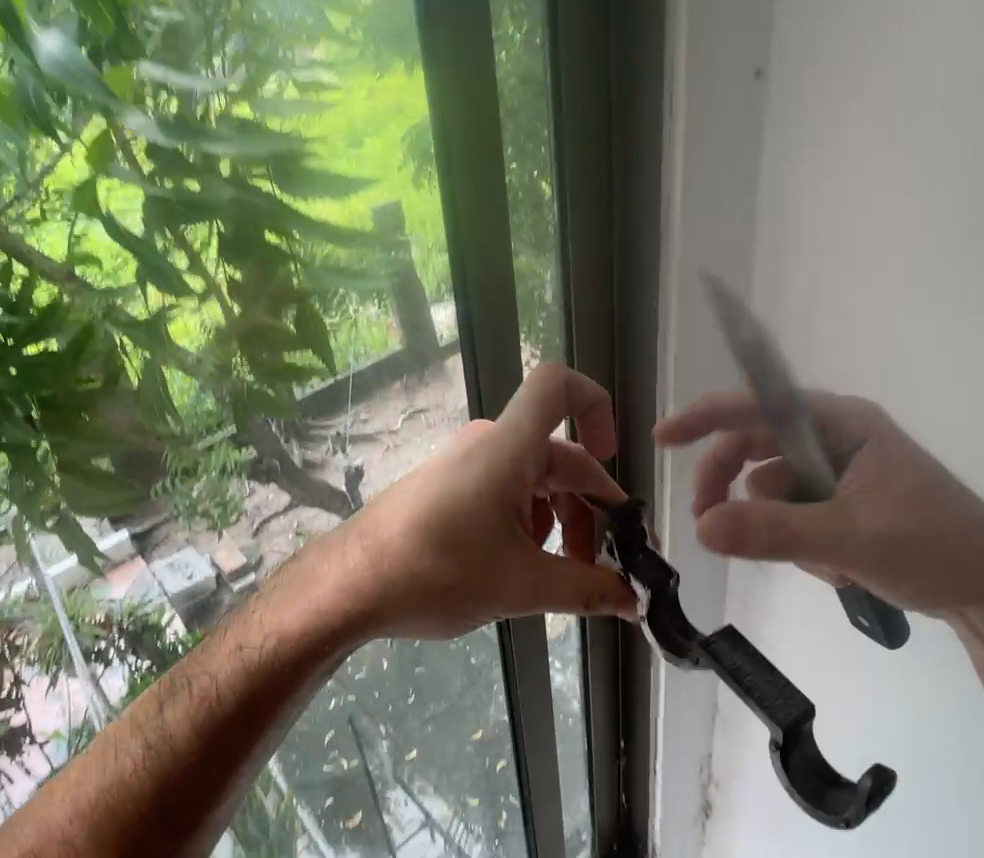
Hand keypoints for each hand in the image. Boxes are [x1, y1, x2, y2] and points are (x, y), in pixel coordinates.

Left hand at [323, 363, 640, 639]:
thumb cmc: (437, 572)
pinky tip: (526, 569)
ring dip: (563, 522)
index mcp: (510, 448)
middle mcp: (490, 444)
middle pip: (561, 456)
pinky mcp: (450, 487)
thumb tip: (634, 599)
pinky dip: (530, 523)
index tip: (612, 458)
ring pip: (536, 479)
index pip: (559, 385)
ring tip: (568, 576)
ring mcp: (466, 464)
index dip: (597, 406)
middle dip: (593, 508)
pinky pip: (507, 491)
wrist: (349, 585)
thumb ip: (586, 589)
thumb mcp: (521, 586)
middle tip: (613, 565)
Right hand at [655, 389, 983, 621]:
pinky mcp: (842, 506)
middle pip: (755, 449)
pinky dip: (801, 546)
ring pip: (770, 491)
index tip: (664, 438)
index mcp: (842, 422)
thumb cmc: (936, 548)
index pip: (759, 405)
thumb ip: (774, 532)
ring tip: (824, 565)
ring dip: (778, 530)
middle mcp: (835, 438)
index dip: (708, 416)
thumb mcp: (851, 539)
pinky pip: (792, 518)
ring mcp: (838, 473)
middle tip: (707, 526)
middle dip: (732, 488)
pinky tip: (839, 571)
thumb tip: (701, 528)